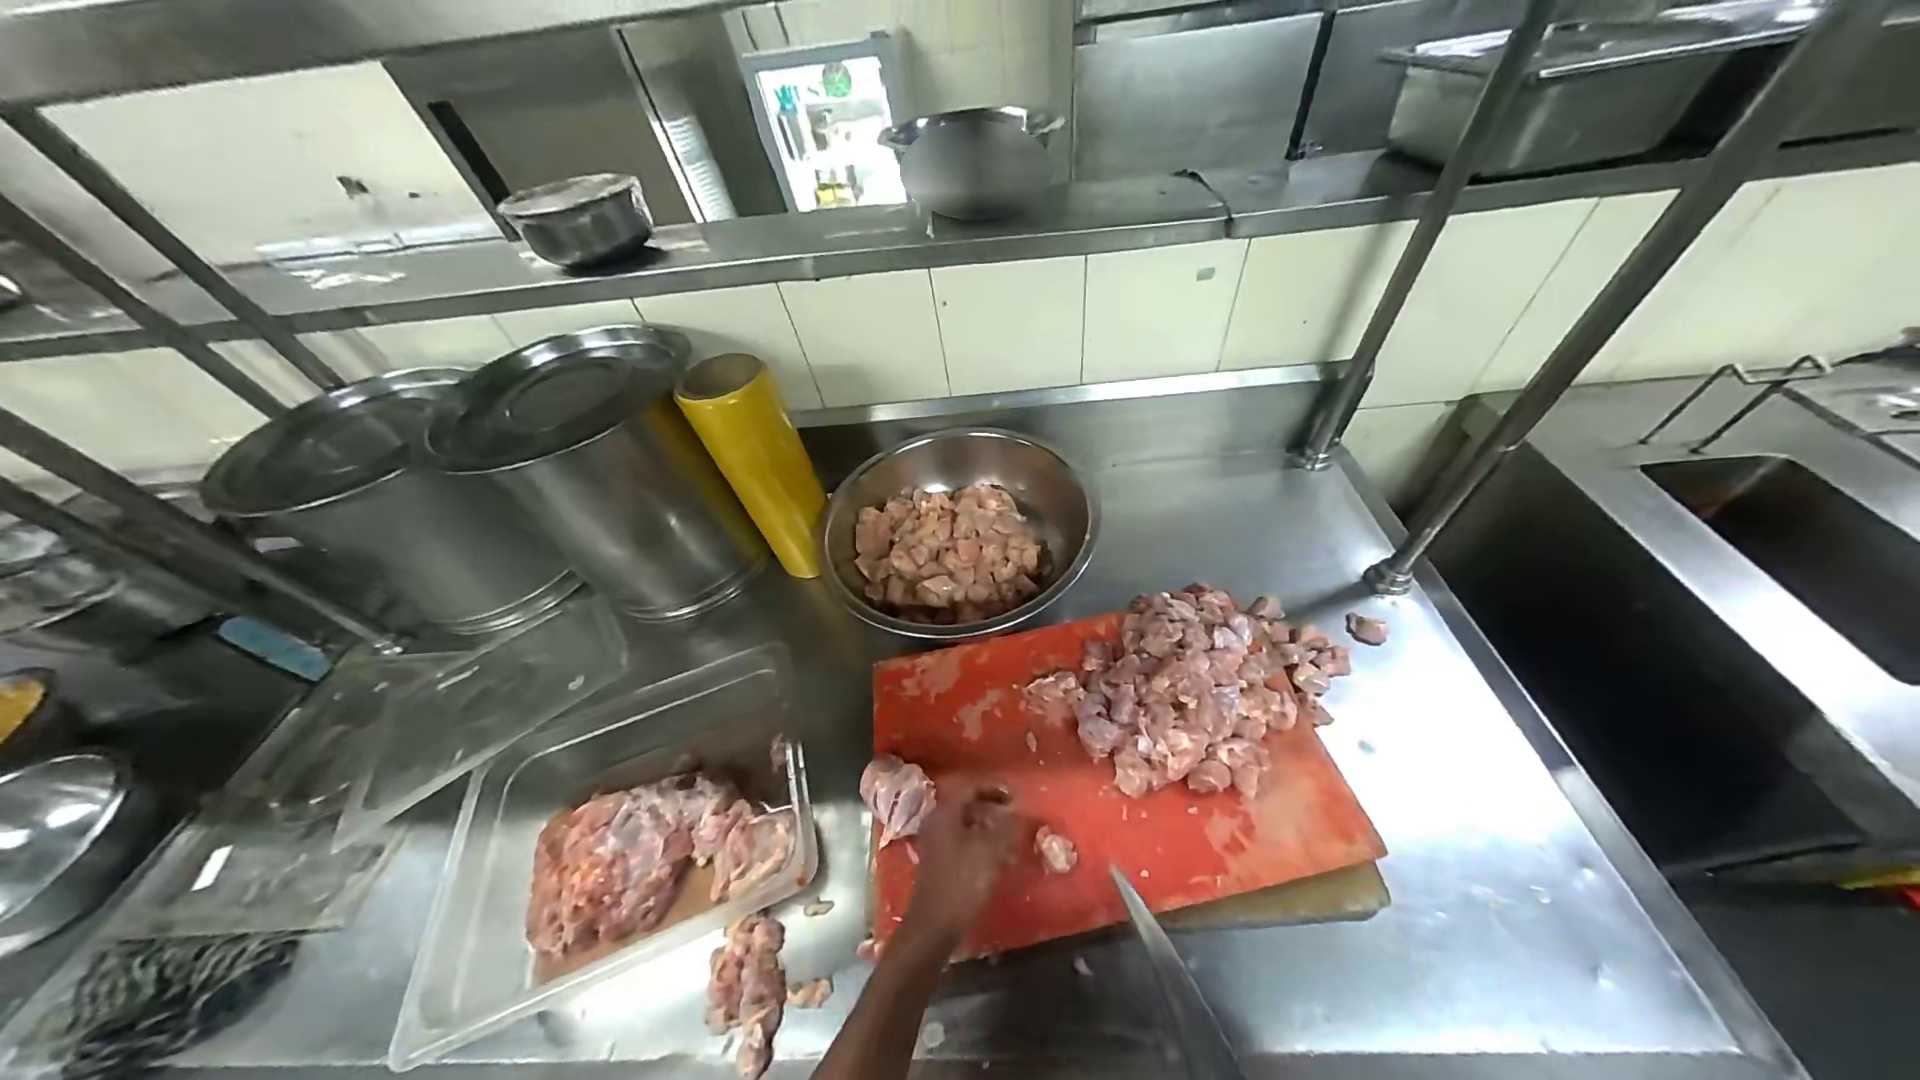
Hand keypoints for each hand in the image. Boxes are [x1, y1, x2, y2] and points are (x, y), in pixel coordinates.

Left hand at [902, 780, 1018, 942]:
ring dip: (988, 826)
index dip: (995, 788)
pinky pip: (962, 841)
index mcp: (946, 812)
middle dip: (993, 807)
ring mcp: (935, 843)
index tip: (1016, 796)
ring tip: (1010, 836)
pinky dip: (980, 842)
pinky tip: (996, 857)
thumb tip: (1023, 811)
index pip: (971, 786)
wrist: (934, 925)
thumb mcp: (992, 850)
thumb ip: (1009, 826)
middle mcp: (937, 821)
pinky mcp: (939, 863)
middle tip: (1015, 815)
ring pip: (966, 824)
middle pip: (968, 804)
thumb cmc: (962, 882)